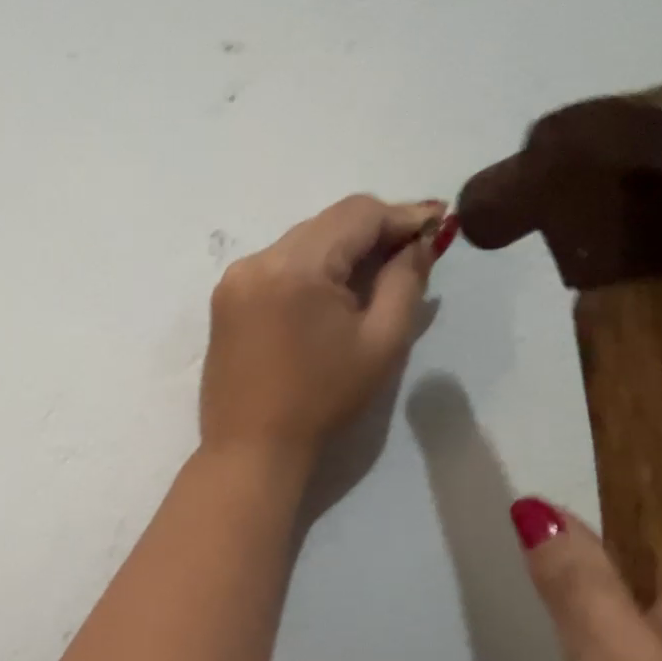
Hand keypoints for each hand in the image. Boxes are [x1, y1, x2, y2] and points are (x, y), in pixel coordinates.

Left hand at [201, 196, 448, 460]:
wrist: (250, 447)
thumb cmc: (321, 400)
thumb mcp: (381, 341)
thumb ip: (406, 280)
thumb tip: (420, 240)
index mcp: (294, 267)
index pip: (356, 213)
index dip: (401, 216)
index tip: (438, 227)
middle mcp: (255, 262)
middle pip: (326, 225)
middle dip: (371, 234)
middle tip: (411, 254)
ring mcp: (233, 282)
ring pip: (300, 244)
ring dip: (338, 252)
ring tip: (372, 279)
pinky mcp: (224, 302)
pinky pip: (275, 268)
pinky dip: (307, 271)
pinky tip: (330, 296)